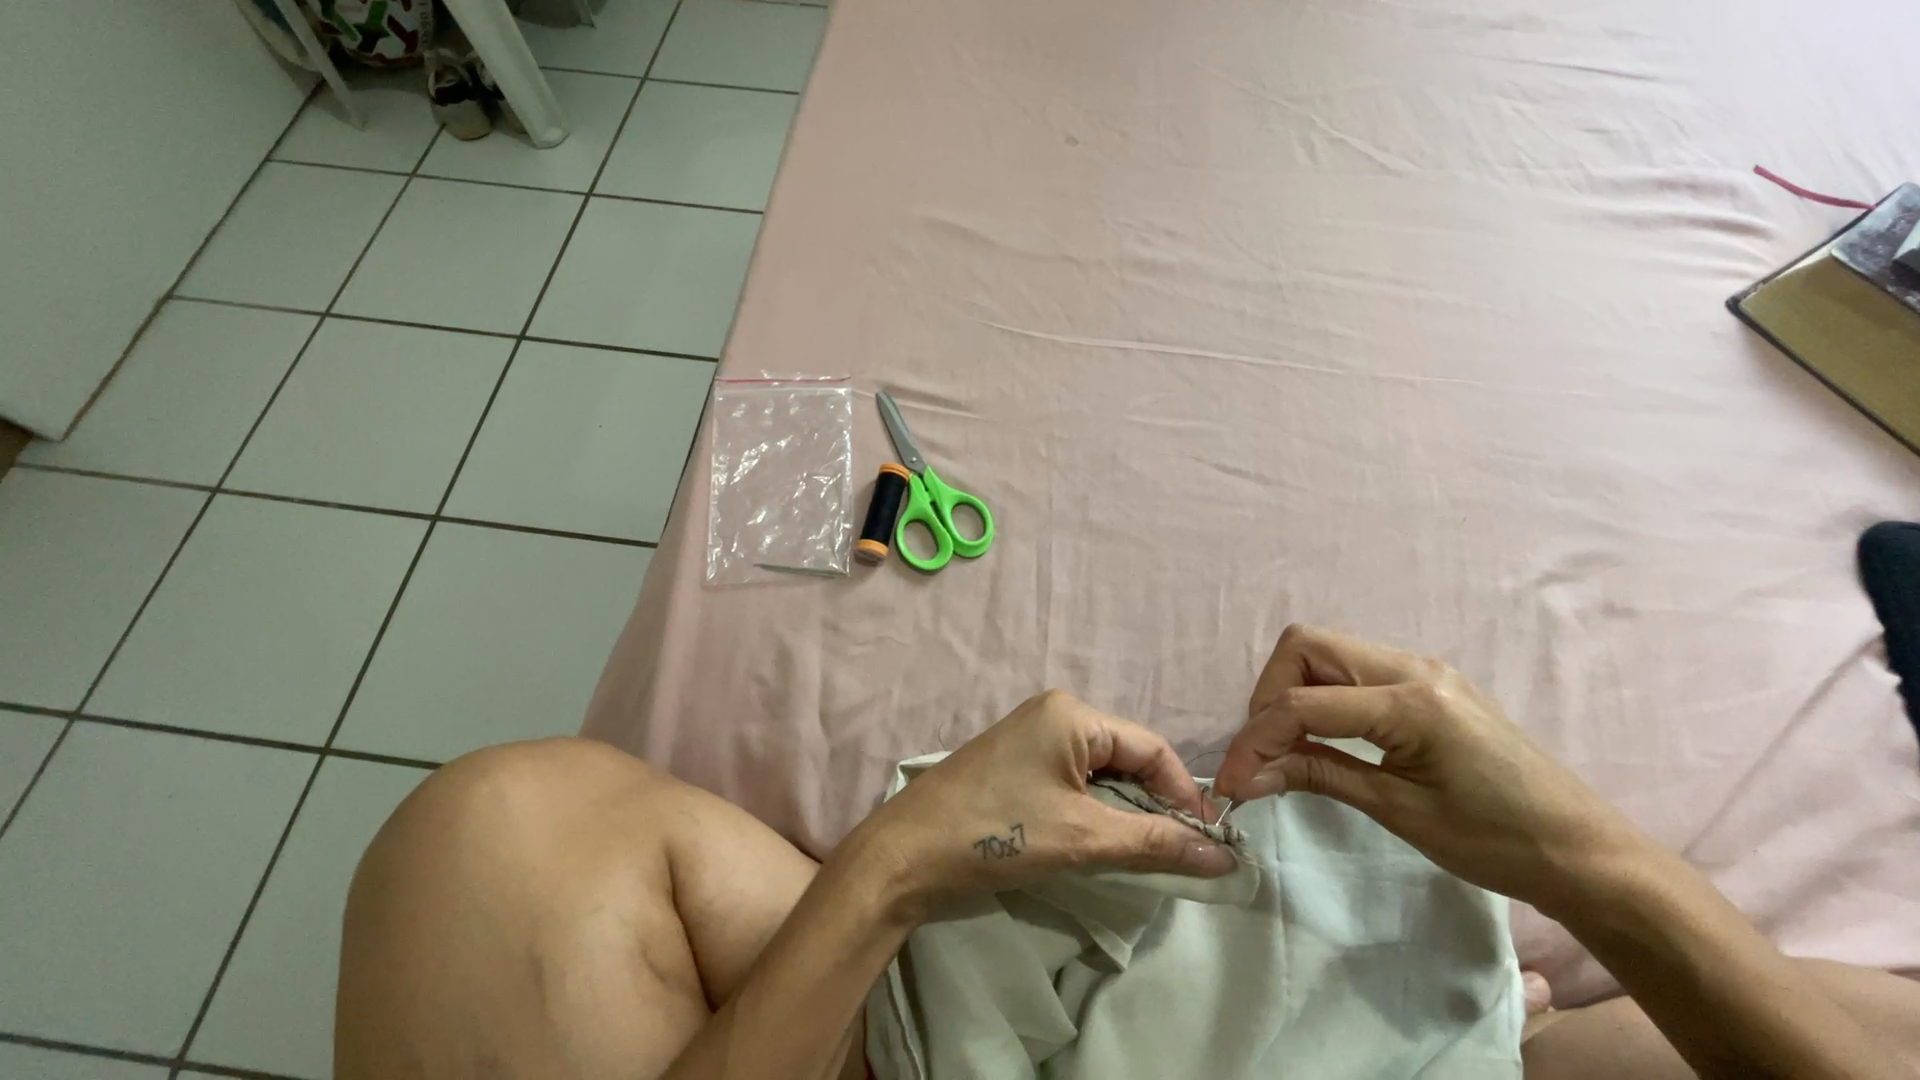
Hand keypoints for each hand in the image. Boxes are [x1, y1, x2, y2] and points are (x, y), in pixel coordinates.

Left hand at [856, 690, 1238, 913]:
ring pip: (1100, 772)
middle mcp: (1053, 714)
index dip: (1184, 794)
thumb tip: (1223, 857)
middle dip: (1154, 804)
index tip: (1209, 841)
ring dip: (1125, 811)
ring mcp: (1030, 737)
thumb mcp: (1083, 838)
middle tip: (1178, 853)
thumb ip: (1155, 843)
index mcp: (1072, 714)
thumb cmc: (996, 834)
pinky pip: (1072, 780)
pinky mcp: (1014, 764)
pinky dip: (1094, 810)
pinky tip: (1101, 841)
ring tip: (1143, 853)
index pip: (1151, 748)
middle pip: (1126, 757)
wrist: (905, 854)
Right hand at [1213, 624, 1646, 913]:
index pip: (1303, 703)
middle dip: (1268, 695)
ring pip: (1326, 651)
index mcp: (1412, 702)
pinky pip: (1353, 670)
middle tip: (1263, 752)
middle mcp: (1414, 668)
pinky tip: (1321, 739)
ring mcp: (1424, 670)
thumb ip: (1319, 776)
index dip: (1255, 740)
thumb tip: (1247, 776)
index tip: (1231, 783)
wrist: (1587, 854)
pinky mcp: (1428, 684)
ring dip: (1291, 692)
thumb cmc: (1499, 843)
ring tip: (1285, 749)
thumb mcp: (1401, 813)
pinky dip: (1321, 696)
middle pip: (1306, 646)